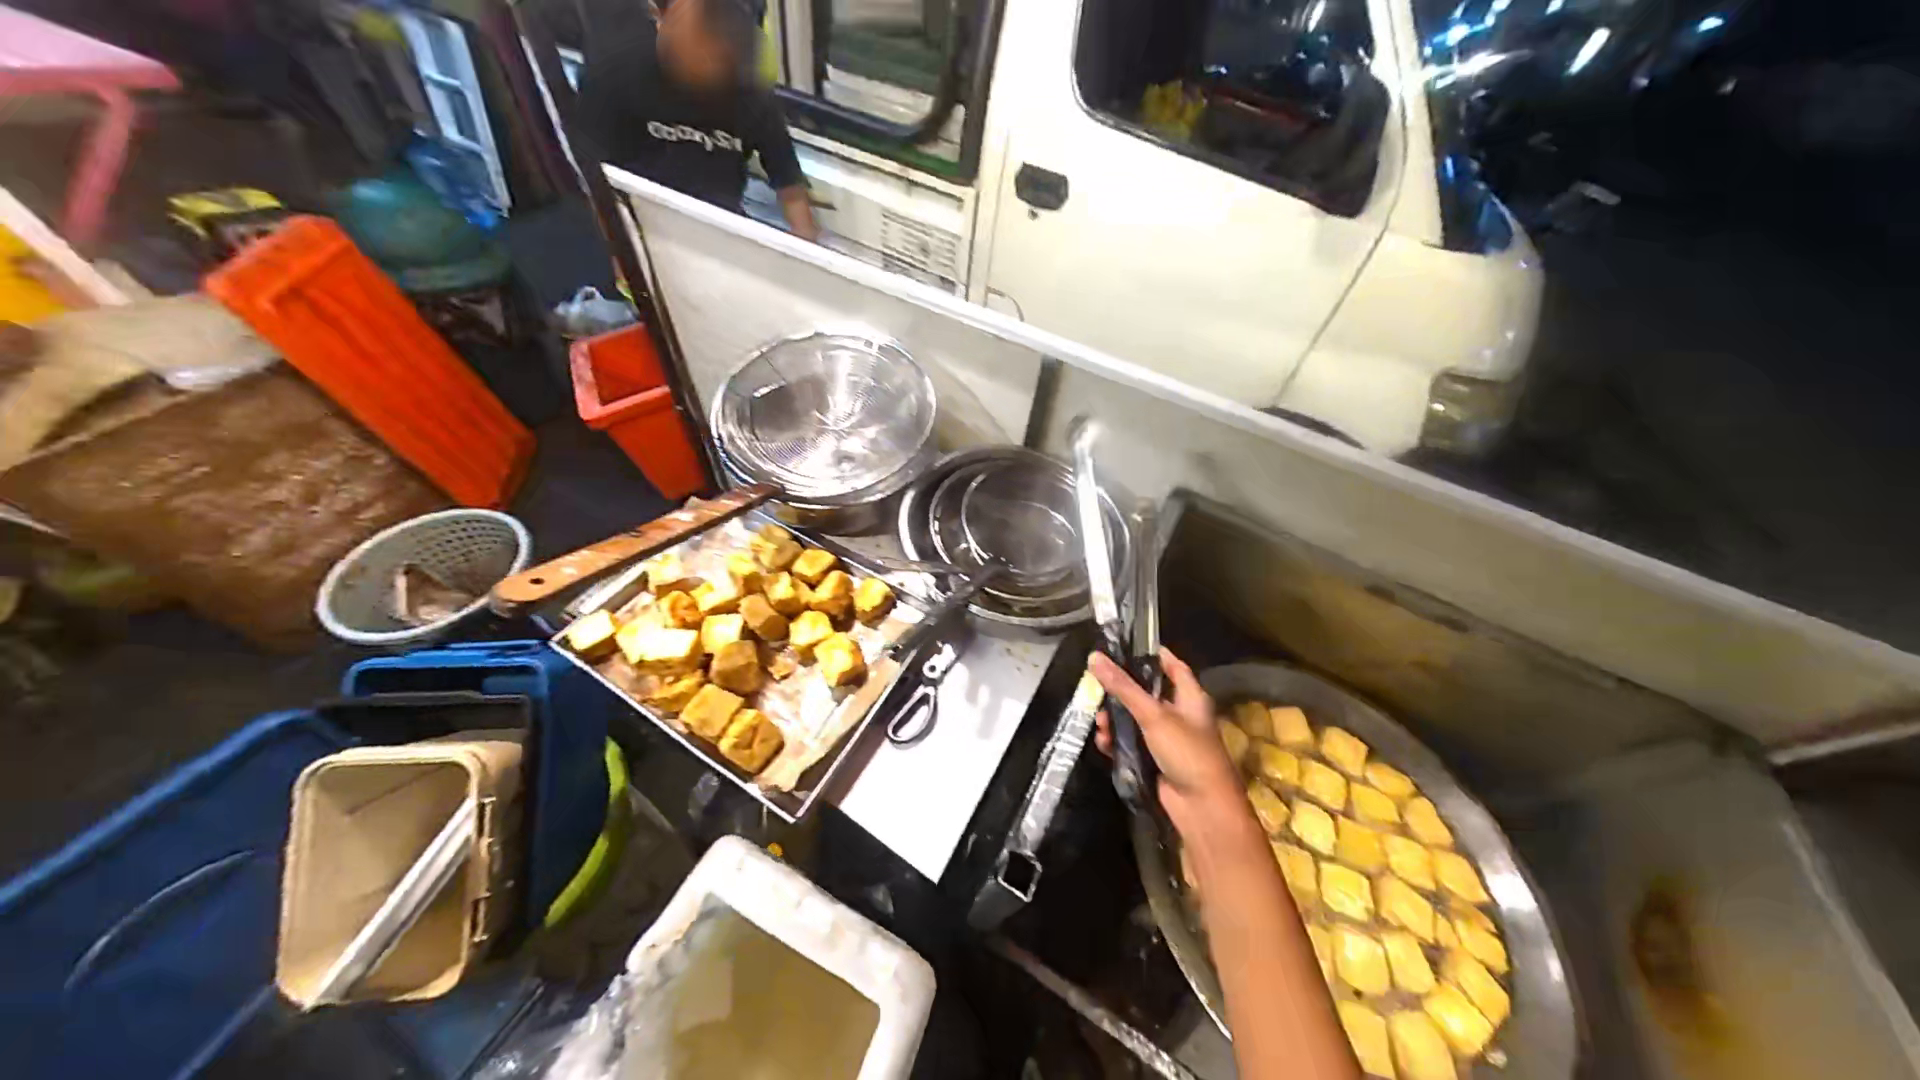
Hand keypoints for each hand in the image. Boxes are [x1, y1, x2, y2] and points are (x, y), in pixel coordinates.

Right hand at [1089, 648, 1251, 840]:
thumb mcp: (1153, 715)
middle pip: (1146, 693)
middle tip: (1097, 684)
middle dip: (1121, 691)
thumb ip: (1123, 687)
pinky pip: (1130, 744)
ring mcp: (1167, 739)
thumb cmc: (1186, 752)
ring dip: (1115, 720)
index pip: (1172, 666)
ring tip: (1099, 721)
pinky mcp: (1154, 761)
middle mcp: (1180, 715)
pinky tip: (1103, 742)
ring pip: (1134, 720)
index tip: (1127, 646)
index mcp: (1190, 697)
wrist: (1202, 808)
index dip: (1154, 655)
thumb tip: (1094, 657)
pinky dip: (1116, 741)